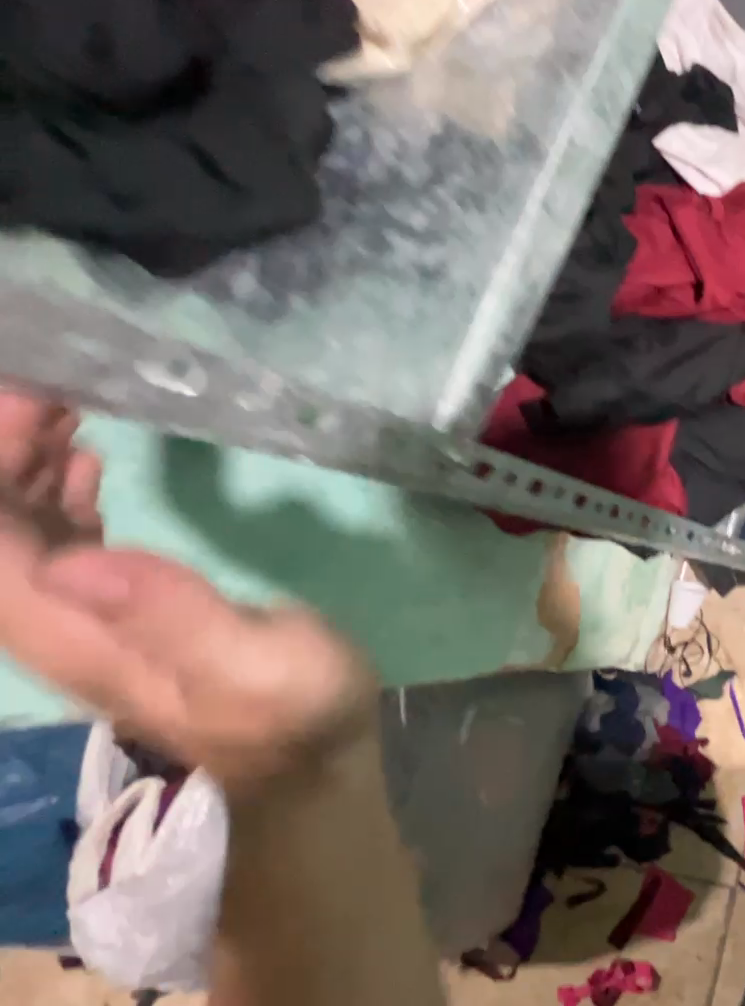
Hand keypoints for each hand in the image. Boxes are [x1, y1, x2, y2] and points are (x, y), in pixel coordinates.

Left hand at [0, 390, 375, 795]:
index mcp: (73, 630)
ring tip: (60, 409)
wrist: (306, 762)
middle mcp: (56, 622)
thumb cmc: (294, 709)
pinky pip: (54, 544)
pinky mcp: (122, 614)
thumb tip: (76, 562)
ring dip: (15, 468)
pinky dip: (52, 497)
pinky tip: (81, 466)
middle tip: (49, 390)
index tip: (28, 400)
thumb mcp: (252, 662)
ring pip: (11, 533)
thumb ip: (173, 616)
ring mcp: (85, 619)